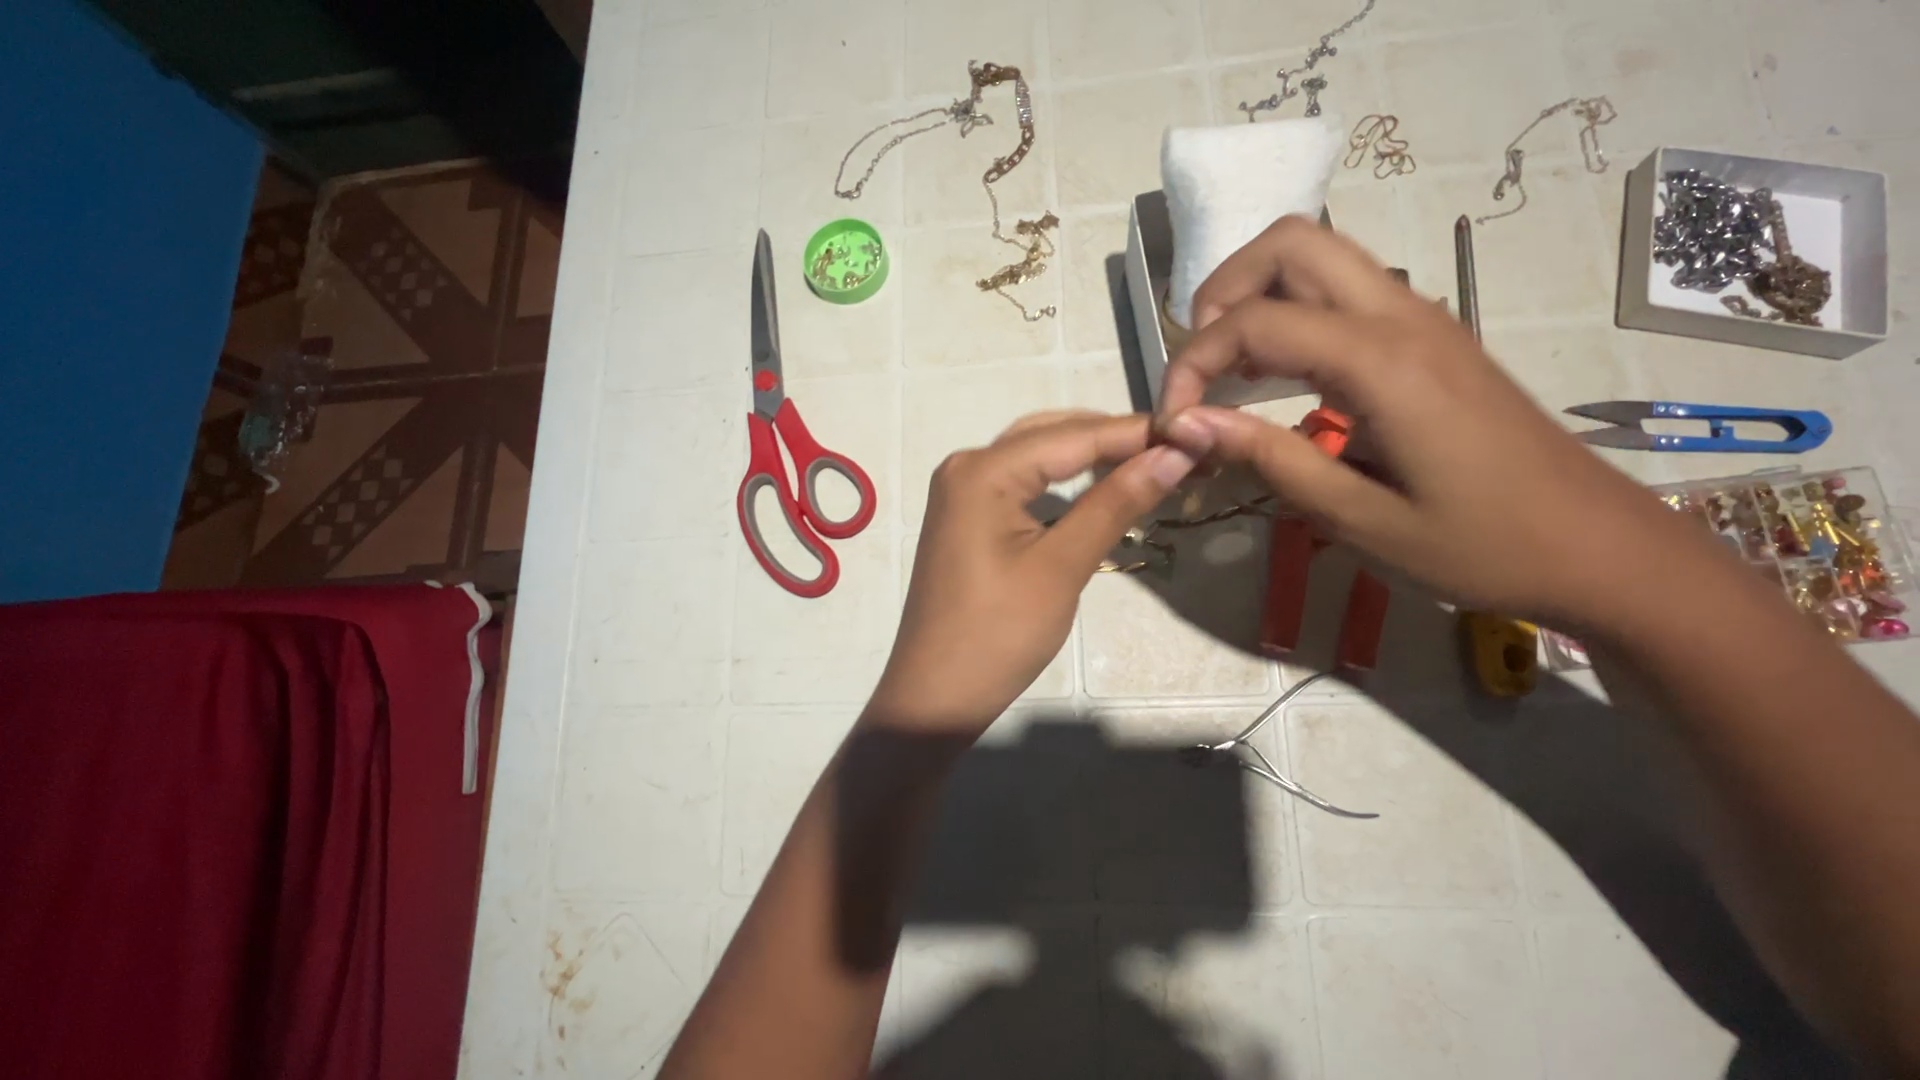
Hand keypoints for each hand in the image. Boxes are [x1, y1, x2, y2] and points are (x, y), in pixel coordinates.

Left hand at [870, 413, 1196, 733]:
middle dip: (1115, 439)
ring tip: (1151, 463)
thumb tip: (1173, 454)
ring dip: (1091, 456)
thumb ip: (1115, 503)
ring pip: (1037, 455)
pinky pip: (1022, 482)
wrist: (936, 695)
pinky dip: (1063, 481)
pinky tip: (1101, 486)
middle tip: (1179, 451)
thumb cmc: (998, 634)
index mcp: (983, 470)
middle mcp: (967, 466)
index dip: (1137, 433)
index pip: (1074, 435)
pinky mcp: (966, 517)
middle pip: (1053, 435)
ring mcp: (961, 492)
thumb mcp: (1061, 566)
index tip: (1197, 434)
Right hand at [1155, 215, 1707, 627]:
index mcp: (1381, 362)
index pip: (1254, 322)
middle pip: (1291, 243)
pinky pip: (1347, 291)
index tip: (1174, 422)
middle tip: (1201, 365)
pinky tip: (1280, 377)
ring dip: (1258, 294)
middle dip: (1222, 291)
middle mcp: (1402, 317)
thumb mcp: (1359, 520)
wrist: (1598, 548)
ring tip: (1230, 370)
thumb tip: (1187, 422)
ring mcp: (1424, 319)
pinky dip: (1294, 312)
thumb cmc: (1482, 546)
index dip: (1193, 365)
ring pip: (1321, 255)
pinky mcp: (1433, 337)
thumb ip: (1268, 459)